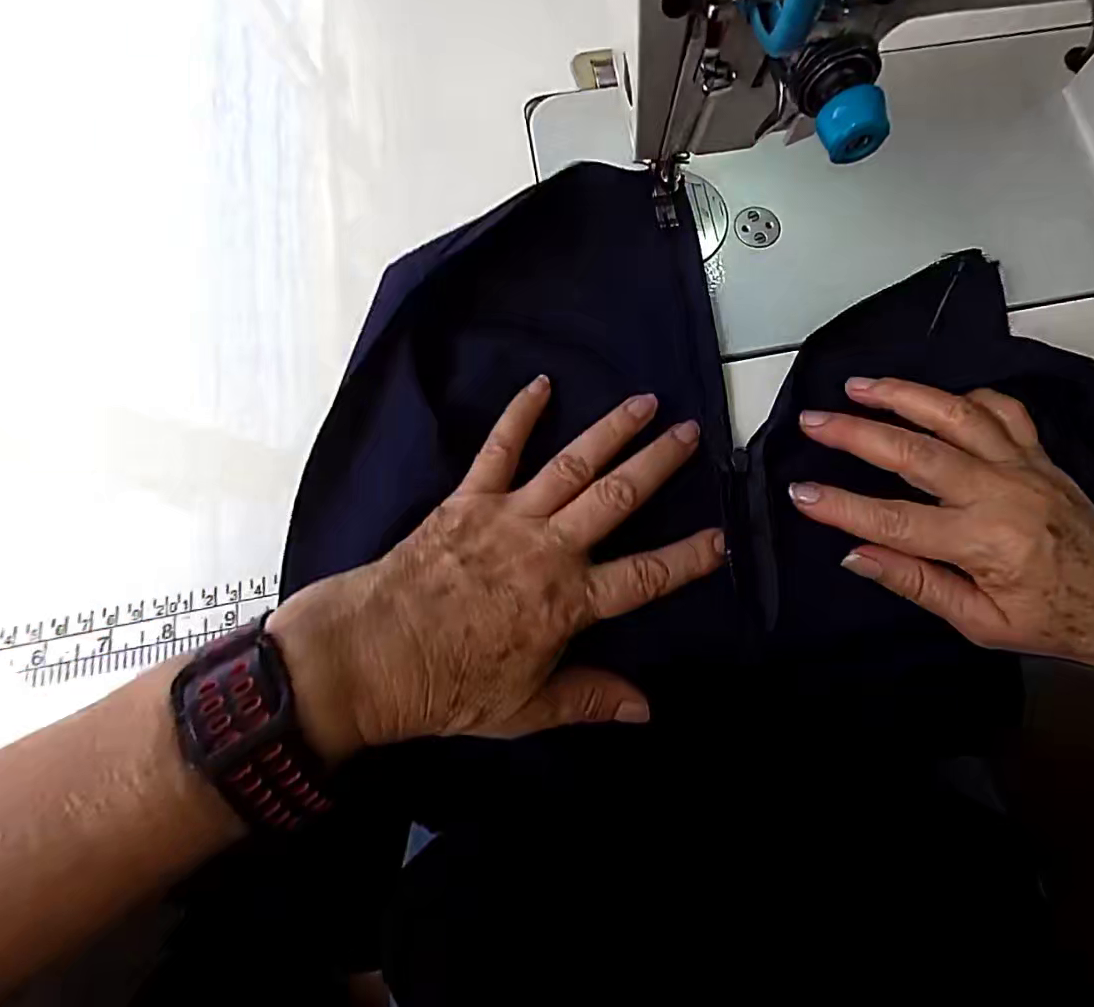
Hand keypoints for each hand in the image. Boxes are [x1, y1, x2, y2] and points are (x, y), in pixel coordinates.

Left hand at [269, 376, 726, 759]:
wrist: (372, 653)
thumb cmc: (447, 686)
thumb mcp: (524, 709)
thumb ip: (588, 699)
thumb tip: (645, 709)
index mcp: (568, 604)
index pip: (646, 577)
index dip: (688, 558)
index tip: (721, 536)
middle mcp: (548, 550)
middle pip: (618, 499)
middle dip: (658, 464)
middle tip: (689, 433)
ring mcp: (508, 517)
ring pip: (573, 465)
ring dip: (612, 431)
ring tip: (644, 403)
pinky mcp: (468, 499)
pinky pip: (499, 449)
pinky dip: (519, 415)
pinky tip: (540, 384)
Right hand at [787, 376, 1093, 697]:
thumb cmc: (1060, 621)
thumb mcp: (980, 622)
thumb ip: (915, 582)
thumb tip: (855, 555)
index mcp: (987, 544)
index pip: (895, 522)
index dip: (840, 507)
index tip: (801, 494)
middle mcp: (1005, 495)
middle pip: (916, 453)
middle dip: (856, 433)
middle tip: (813, 420)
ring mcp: (1025, 468)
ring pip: (956, 416)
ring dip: (903, 396)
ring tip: (859, 385)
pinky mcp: (1039, 456)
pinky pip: (1002, 411)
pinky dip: (965, 397)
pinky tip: (933, 398)